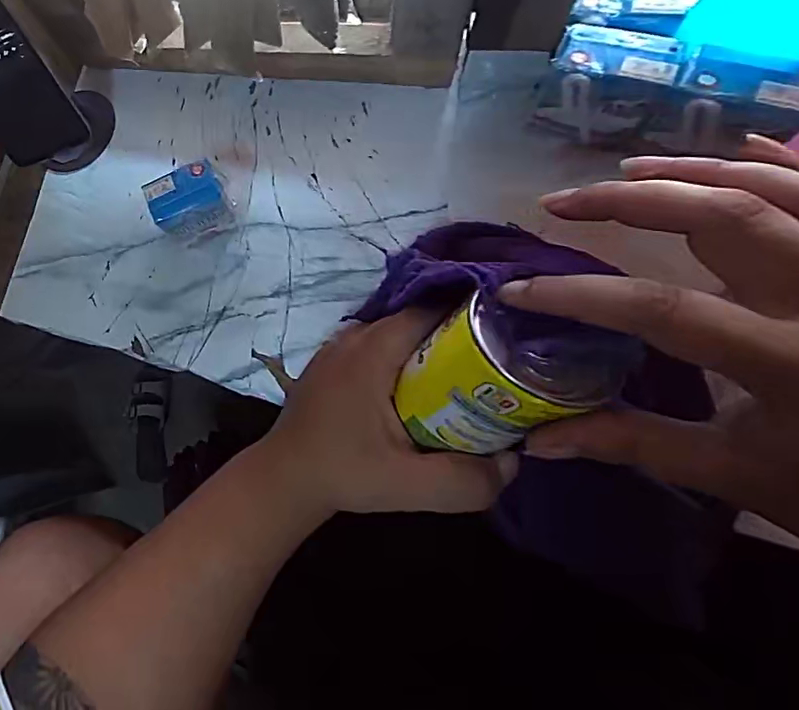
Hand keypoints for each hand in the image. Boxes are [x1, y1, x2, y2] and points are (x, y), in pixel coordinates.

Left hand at [255, 310, 515, 517]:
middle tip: (490, 369)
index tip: (501, 341)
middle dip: (453, 340)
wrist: (285, 477)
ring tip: (462, 380)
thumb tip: (513, 461)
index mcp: (372, 348)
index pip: (429, 312)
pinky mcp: (331, 361)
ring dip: (426, 352)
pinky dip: (401, 359)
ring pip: (395, 335)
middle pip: (414, 322)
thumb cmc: (345, 472)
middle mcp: (353, 335)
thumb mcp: (411, 486)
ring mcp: (337, 345)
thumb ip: (467, 479)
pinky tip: (418, 390)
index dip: (468, 321)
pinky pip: (376, 346)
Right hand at [504, 138, 798, 703]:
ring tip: (631, 170)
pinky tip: (743, 149)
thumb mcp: (749, 482)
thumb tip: (544, 441)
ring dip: (699, 171)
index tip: (518, 290)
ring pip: (787, 195)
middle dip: (631, 201)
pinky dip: (792, 168)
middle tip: (566, 201)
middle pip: (727, 220)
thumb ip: (638, 446)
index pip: (664, 311)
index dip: (579, 297)